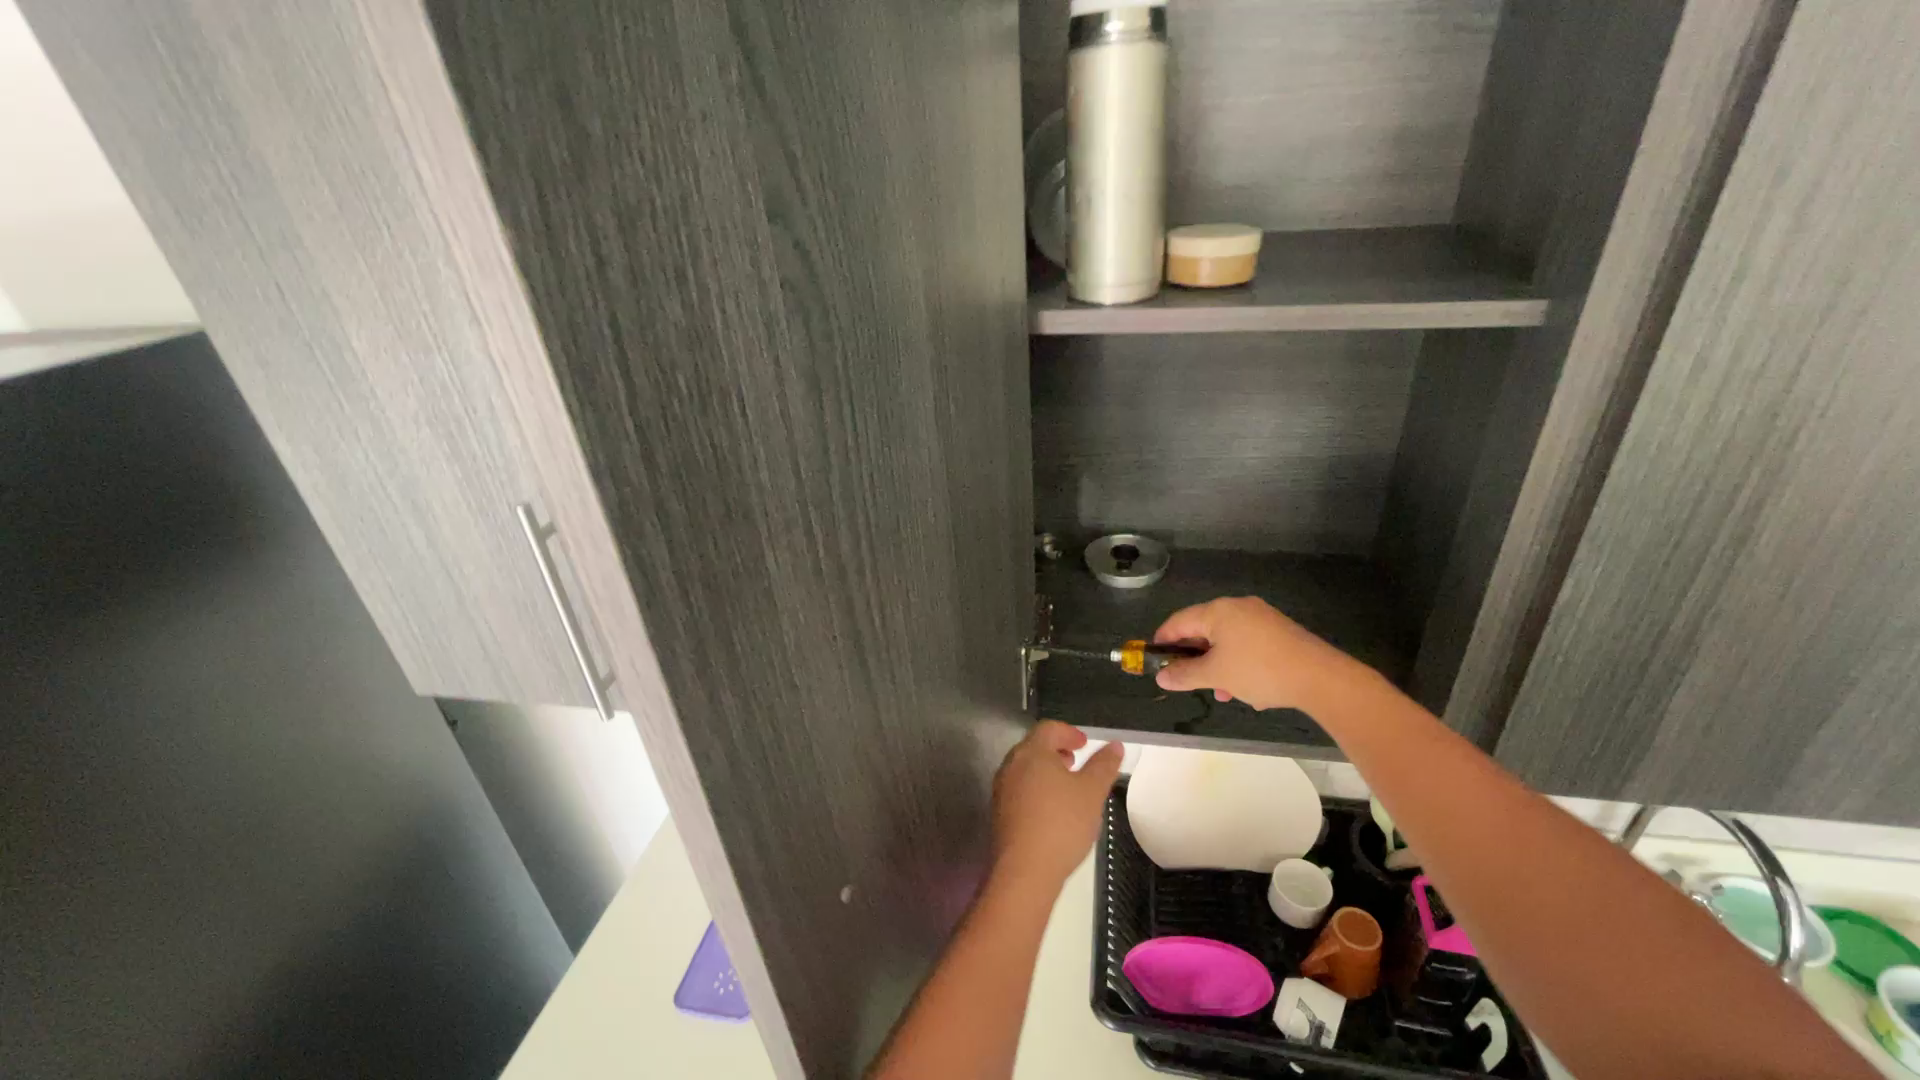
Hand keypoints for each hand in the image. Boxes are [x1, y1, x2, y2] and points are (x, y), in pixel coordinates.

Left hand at [990, 721, 1122, 887]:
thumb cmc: (1062, 823)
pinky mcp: (999, 813)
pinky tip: (1052, 811)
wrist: (1025, 870)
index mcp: (1031, 753)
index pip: (1048, 729)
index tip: (1085, 744)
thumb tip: (1114, 745)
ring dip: (1046, 771)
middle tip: (1076, 762)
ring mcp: (1001, 790)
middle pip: (1033, 747)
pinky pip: (1019, 790)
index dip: (1069, 732)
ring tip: (1067, 787)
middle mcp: (1011, 766)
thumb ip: (1103, 765)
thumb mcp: (1092, 792)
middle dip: (1056, 751)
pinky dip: (1036, 789)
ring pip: (1025, 769)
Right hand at [1151, 596, 1370, 711]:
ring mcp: (1262, 618)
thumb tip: (1161, 677)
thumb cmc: (1258, 670)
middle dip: (1195, 658)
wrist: (1319, 677)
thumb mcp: (1216, 675)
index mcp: (1218, 611)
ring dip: (1219, 666)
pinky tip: (1247, 689)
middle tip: (1188, 681)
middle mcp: (1239, 608)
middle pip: (1204, 630)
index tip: (1154, 660)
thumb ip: (1184, 675)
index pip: (1179, 621)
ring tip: (1223, 693)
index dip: (1163, 641)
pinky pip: (1248, 645)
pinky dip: (1240, 664)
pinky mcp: (1280, 632)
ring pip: (1228, 641)